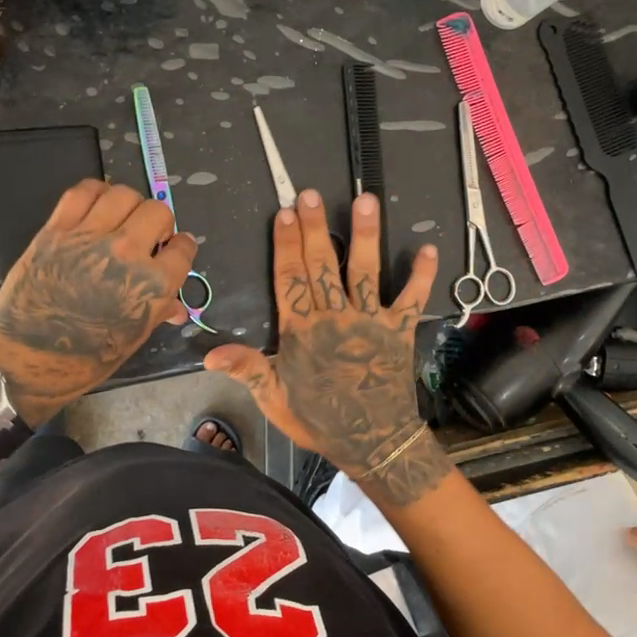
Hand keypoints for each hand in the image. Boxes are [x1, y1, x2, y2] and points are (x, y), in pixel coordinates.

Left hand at [0, 180, 196, 425]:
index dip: (181, 248)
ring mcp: (90, 237)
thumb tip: (174, 306)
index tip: (172, 251)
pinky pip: (82, 191)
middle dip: (160, 223)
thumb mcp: (134, 338)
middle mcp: (127, 253)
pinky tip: (97, 206)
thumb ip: (158, 311)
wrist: (29, 357)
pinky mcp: (57, 229)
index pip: (184, 247)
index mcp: (154, 285)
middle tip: (147, 237)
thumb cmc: (87, 358)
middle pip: (158, 211)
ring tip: (122, 220)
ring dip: (130, 205)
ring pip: (124, 194)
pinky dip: (96, 192)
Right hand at [206, 190, 446, 504]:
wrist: (372, 441)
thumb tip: (209, 353)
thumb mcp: (274, 400)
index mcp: (302, 331)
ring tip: (366, 201)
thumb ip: (246, 369)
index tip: (285, 213)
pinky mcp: (398, 330)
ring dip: (366, 235)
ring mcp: (369, 321)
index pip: (290, 278)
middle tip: (312, 194)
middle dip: (315, 228)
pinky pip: (411, 299)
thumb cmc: (320, 420)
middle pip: (322, 265)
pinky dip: (421, 276)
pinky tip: (428, 249)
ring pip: (365, 271)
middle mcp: (335, 317)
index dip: (286, 244)